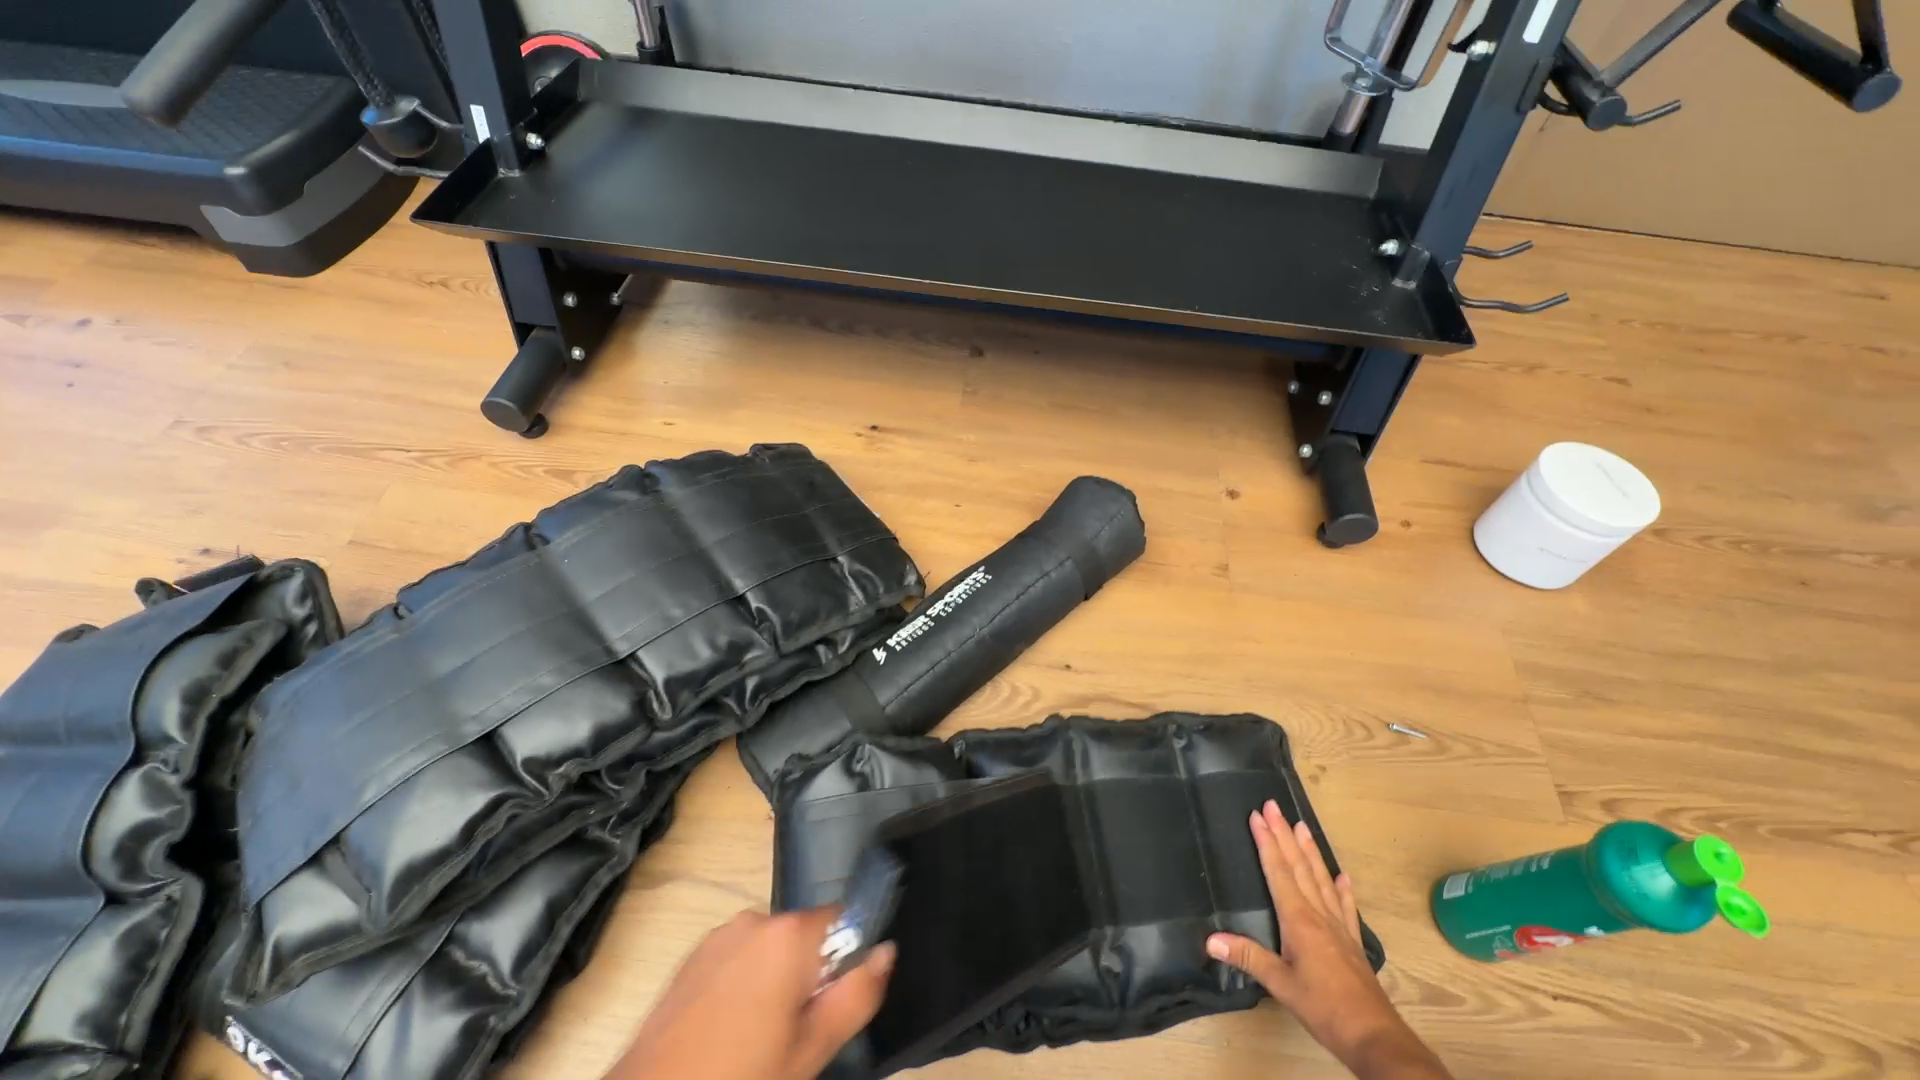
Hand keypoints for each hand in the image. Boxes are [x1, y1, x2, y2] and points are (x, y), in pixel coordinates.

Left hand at [605, 908, 892, 1079]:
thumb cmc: (742, 1074)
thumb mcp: (812, 1048)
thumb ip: (857, 995)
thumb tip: (886, 951)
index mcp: (789, 934)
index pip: (846, 919)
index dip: (848, 960)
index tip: (834, 1002)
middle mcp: (755, 919)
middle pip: (808, 936)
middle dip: (812, 974)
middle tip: (798, 1030)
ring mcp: (720, 935)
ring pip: (773, 948)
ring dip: (779, 980)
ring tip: (761, 1034)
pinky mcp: (694, 954)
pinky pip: (741, 957)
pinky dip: (747, 982)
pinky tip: (732, 1027)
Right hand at [1206, 801, 1450, 1079]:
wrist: (1373, 1035)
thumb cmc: (1323, 1008)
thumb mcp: (1280, 985)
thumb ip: (1248, 957)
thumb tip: (1211, 939)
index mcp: (1299, 921)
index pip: (1279, 872)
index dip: (1267, 843)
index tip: (1257, 816)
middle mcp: (1320, 915)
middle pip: (1300, 867)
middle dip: (1284, 835)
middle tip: (1274, 805)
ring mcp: (1339, 927)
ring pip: (1322, 879)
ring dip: (1309, 851)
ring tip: (1302, 825)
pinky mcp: (1351, 942)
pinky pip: (1346, 906)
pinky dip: (1342, 888)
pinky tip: (1343, 877)